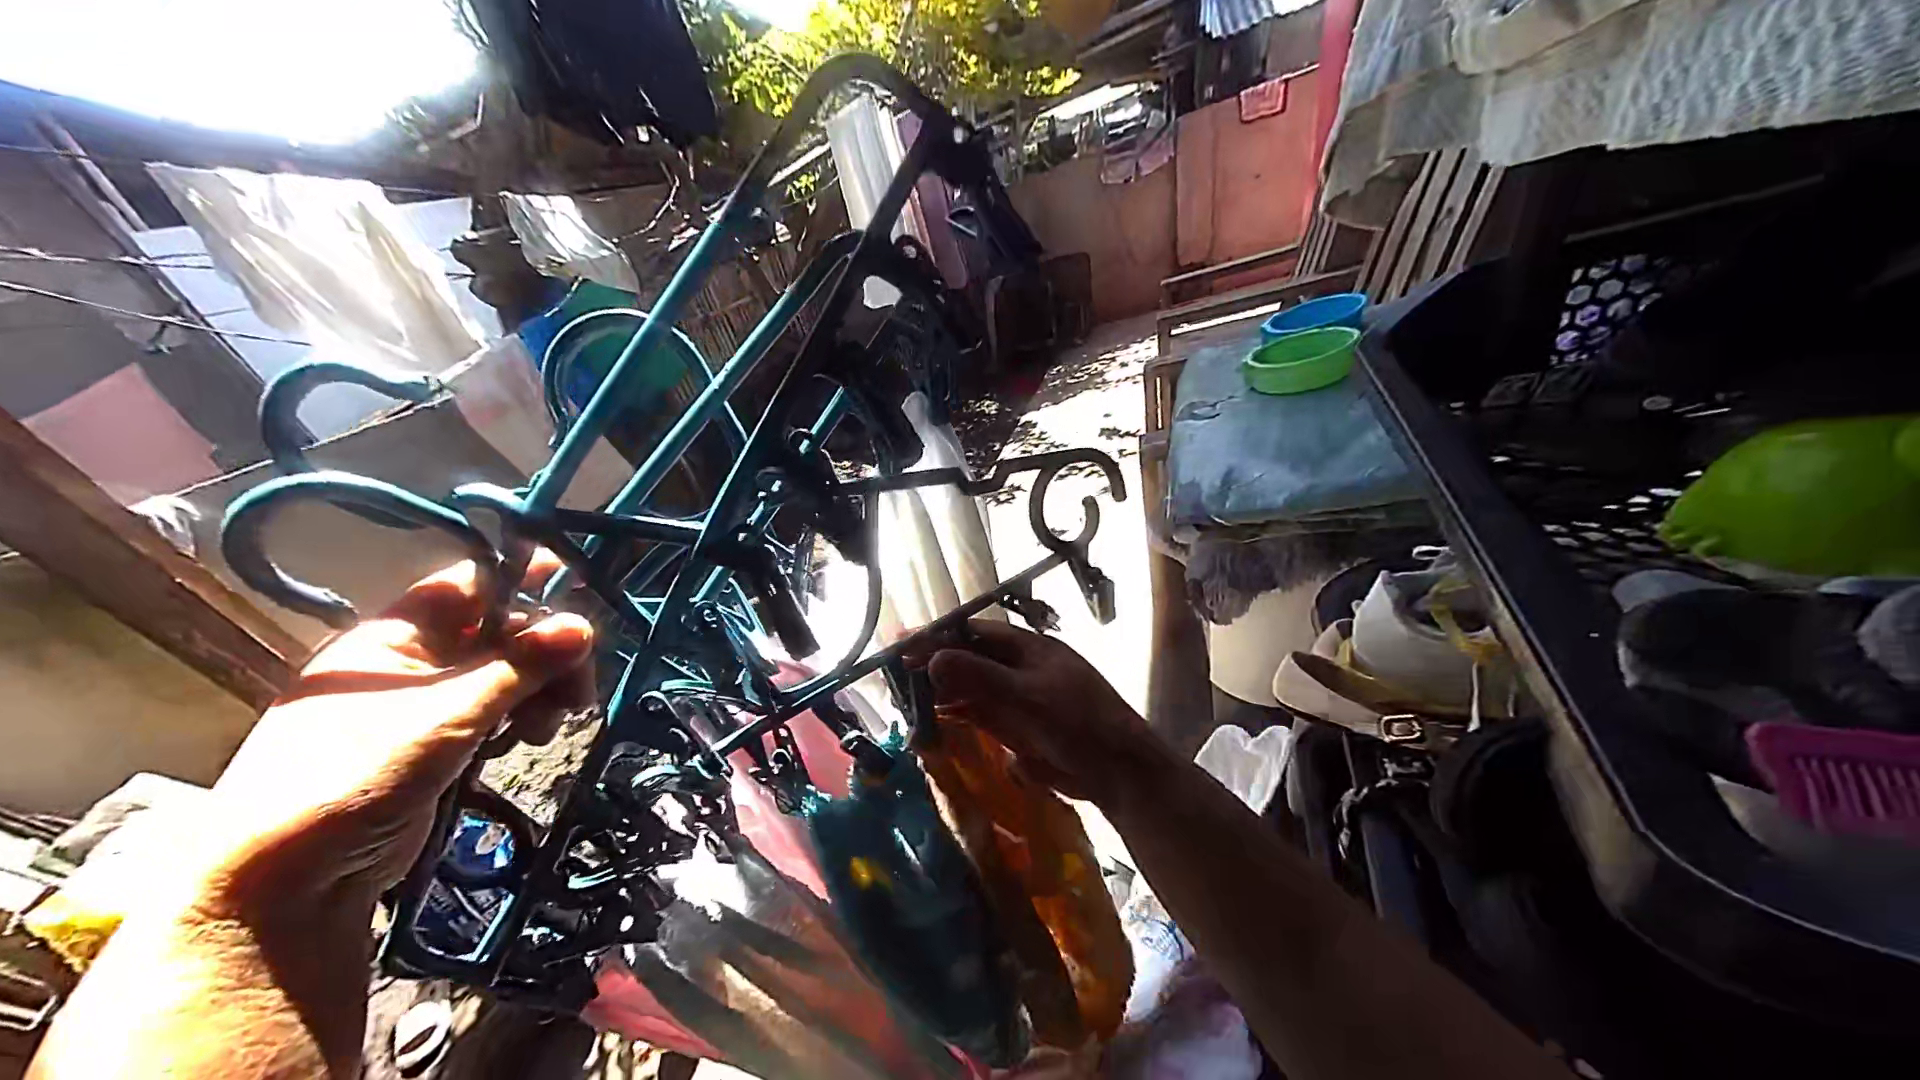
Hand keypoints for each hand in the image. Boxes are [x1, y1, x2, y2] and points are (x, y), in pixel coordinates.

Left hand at [26, 554, 594, 1079]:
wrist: (287, 889)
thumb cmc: (351, 783)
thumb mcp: (445, 719)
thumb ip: (519, 668)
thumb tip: (584, 625)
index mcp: (395, 640)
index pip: (471, 585)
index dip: (522, 579)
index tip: (576, 588)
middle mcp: (414, 664)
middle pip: (503, 632)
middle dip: (546, 654)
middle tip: (576, 689)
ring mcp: (430, 704)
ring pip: (509, 673)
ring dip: (541, 690)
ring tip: (548, 726)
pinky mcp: (445, 741)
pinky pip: (502, 710)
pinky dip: (524, 718)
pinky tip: (528, 740)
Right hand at [925, 620, 1166, 807]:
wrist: (1116, 770)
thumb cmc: (1078, 722)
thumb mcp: (1028, 696)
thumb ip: (981, 677)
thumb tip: (933, 658)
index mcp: (1027, 648)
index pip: (974, 633)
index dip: (940, 636)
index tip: (904, 643)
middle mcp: (1019, 667)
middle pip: (970, 658)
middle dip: (936, 662)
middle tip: (898, 672)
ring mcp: (1017, 697)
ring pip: (972, 686)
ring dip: (944, 688)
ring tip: (909, 695)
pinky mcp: (1017, 726)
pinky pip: (980, 713)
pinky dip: (958, 712)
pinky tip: (938, 717)